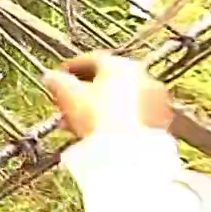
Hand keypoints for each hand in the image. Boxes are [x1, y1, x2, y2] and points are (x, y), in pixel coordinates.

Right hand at [41, 52, 172, 138]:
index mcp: (120, 65)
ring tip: (80, 120)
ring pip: (121, 97)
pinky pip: (133, 113)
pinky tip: (100, 130)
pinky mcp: (161, 120)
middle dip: (85, 89)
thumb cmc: (97, 117)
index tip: (60, 75)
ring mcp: (155, 99)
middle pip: (108, 79)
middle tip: (69, 99)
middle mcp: (142, 76)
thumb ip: (57, 81)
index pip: (92, 59)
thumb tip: (49, 76)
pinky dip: (117, 117)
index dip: (72, 68)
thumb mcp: (68, 95)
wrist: (126, 151)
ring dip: (100, 105)